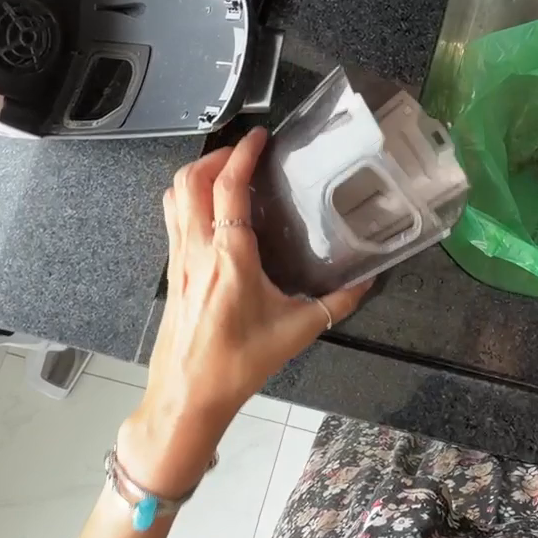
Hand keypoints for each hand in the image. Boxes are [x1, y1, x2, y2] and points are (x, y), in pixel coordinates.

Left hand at [118, 127, 371, 496]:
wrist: (187, 400)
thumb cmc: (236, 366)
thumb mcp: (297, 332)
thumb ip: (338, 303)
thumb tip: (366, 281)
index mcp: (228, 259)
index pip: (226, 189)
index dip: (241, 155)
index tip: (259, 138)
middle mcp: (196, 251)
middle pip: (190, 180)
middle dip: (216, 154)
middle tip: (245, 150)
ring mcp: (178, 260)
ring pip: (174, 195)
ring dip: (198, 172)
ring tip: (227, 169)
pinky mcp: (171, 271)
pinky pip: (173, 217)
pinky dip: (189, 196)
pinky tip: (214, 207)